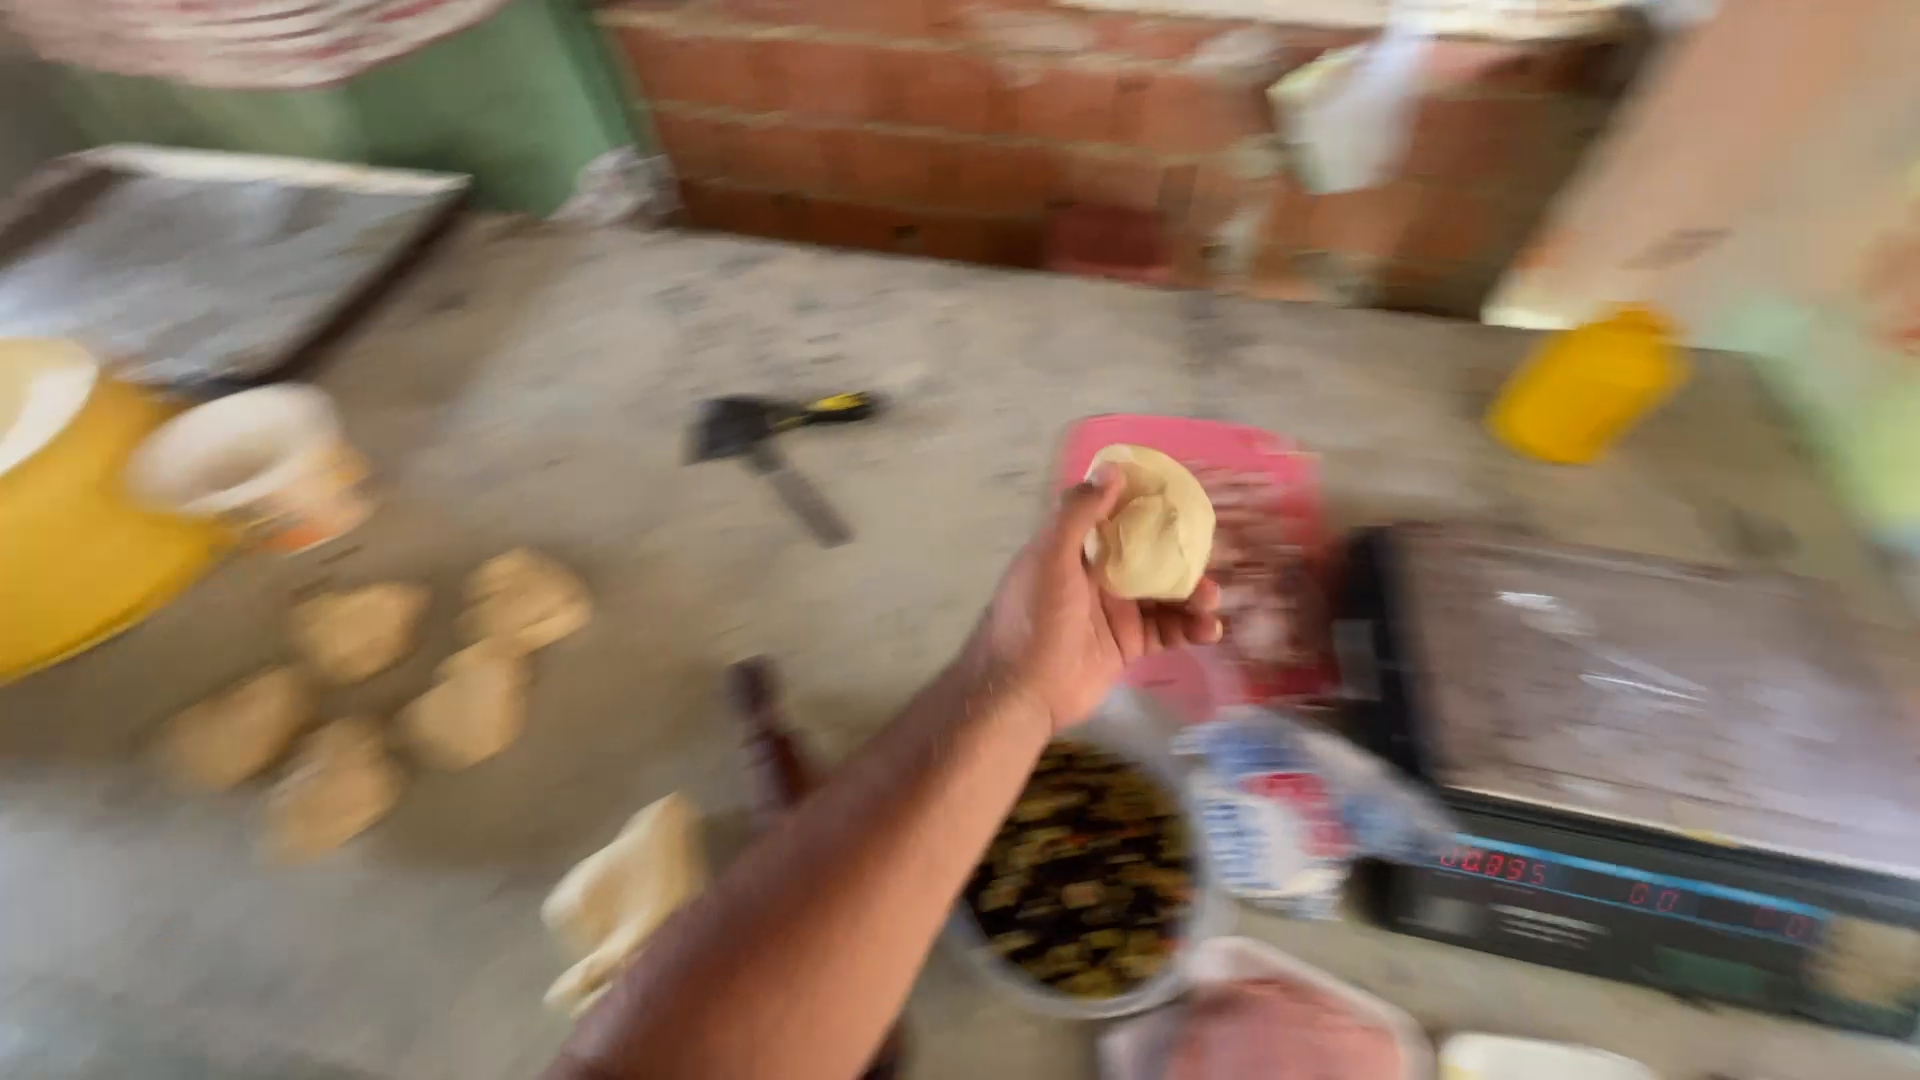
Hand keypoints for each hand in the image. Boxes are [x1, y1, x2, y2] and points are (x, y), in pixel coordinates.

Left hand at [967, 467, 1222, 732]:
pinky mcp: (1128, 644)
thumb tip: (1113, 469)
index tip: (1184, 499)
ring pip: (1165, 593)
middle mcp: (1097, 575)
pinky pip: (1167, 630)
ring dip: (1192, 593)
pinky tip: (1208, 630)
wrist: (1024, 690)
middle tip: (1207, 556)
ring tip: (1210, 600)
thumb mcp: (1050, 556)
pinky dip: (1190, 628)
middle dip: (1181, 554)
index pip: (1117, 518)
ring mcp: (1115, 610)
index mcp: (1075, 549)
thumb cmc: (1034, 616)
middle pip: (1150, 555)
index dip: (1149, 507)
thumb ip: (1078, 513)